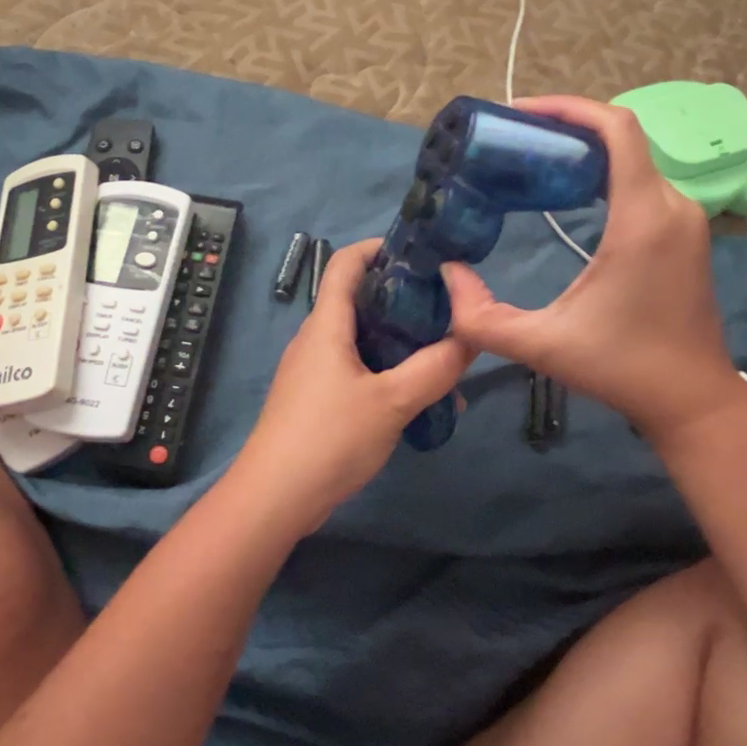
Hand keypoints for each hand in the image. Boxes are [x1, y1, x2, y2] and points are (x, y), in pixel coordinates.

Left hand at [227, 239, 475, 522]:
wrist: (275, 497)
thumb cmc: (330, 438)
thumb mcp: (392, 402)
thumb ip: (435, 369)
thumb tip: (471, 339)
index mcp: (327, 325)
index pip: (345, 263)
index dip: (379, 248)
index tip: (421, 253)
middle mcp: (316, 340)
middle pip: (359, 302)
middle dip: (404, 301)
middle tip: (448, 311)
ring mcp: (313, 372)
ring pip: (362, 342)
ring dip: (401, 345)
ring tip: (444, 360)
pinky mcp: (316, 401)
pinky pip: (357, 372)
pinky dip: (388, 375)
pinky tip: (419, 400)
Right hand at [441, 96, 746, 438]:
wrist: (693, 399)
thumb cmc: (621, 368)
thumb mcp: (542, 346)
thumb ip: (482, 317)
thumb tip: (448, 274)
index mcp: (643, 218)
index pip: (617, 129)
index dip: (569, 108)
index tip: (522, 113)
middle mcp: (673, 207)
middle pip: (623, 139)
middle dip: (568, 129)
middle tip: (516, 141)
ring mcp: (687, 220)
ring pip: (635, 161)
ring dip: (588, 153)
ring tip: (535, 163)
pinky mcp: (688, 236)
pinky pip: (645, 184)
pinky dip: (607, 176)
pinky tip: (572, 198)